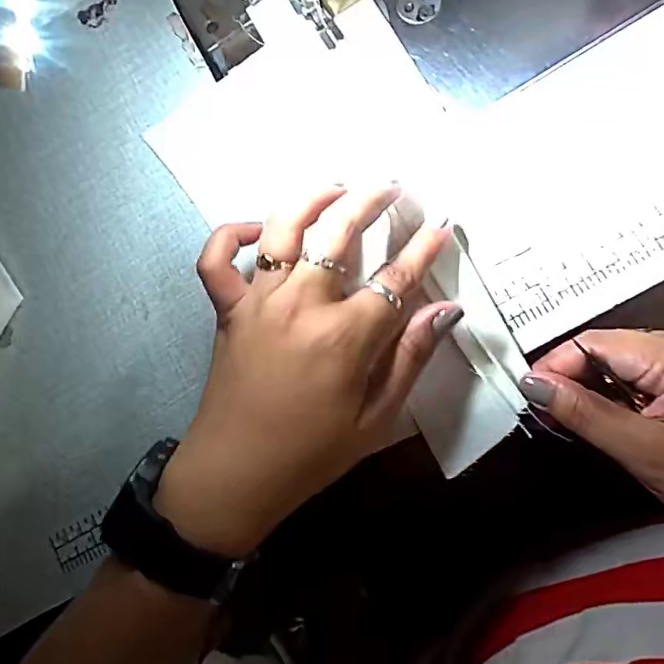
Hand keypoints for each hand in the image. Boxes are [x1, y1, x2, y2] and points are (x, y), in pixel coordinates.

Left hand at [157, 186, 461, 557]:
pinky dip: (232, 234)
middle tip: (393, 188)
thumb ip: (411, 357)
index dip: (424, 250)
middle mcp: (301, 305)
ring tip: (337, 188)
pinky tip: (260, 229)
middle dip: (371, 203)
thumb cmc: (313, 452)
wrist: (233, 476)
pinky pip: (217, 260)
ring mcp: (258, 302)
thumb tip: (446, 310)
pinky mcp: (227, 310)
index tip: (443, 227)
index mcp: (345, 336)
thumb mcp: (376, 417)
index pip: (395, 279)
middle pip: (339, 235)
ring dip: (312, 201)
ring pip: (284, 231)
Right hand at [523, 329, 663, 603]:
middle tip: (550, 416)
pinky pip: (652, 374)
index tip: (530, 398)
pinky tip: (618, 422)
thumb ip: (587, 415)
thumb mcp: (650, 454)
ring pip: (630, 362)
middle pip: (614, 347)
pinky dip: (628, 396)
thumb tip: (534, 385)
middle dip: (578, 378)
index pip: (599, 342)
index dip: (558, 366)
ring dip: (602, 389)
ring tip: (580, 423)